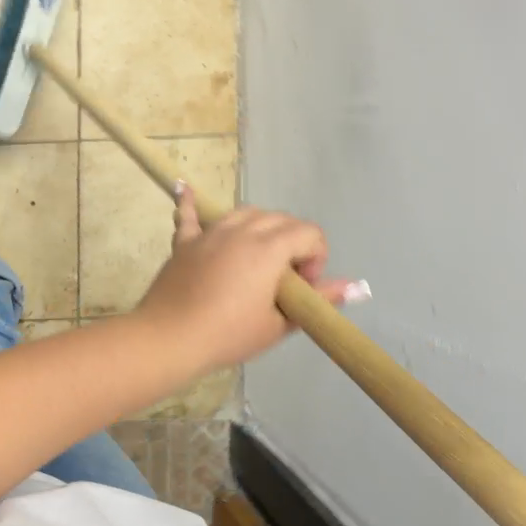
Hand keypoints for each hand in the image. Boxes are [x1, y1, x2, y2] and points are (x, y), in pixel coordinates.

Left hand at [135, 184, 365, 371]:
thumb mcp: (279, 323)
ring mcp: (209, 235)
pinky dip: (189, 203)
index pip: (309, 233)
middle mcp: (240, 232)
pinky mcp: (183, 244)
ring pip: (243, 214)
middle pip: (279, 219)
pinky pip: (188, 217)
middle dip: (292, 242)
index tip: (302, 288)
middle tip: (283, 280)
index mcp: (269, 248)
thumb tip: (356, 286)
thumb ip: (317, 299)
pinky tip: (183, 187)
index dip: (316, 258)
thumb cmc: (228, 335)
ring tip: (258, 256)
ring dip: (259, 227)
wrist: (170, 338)